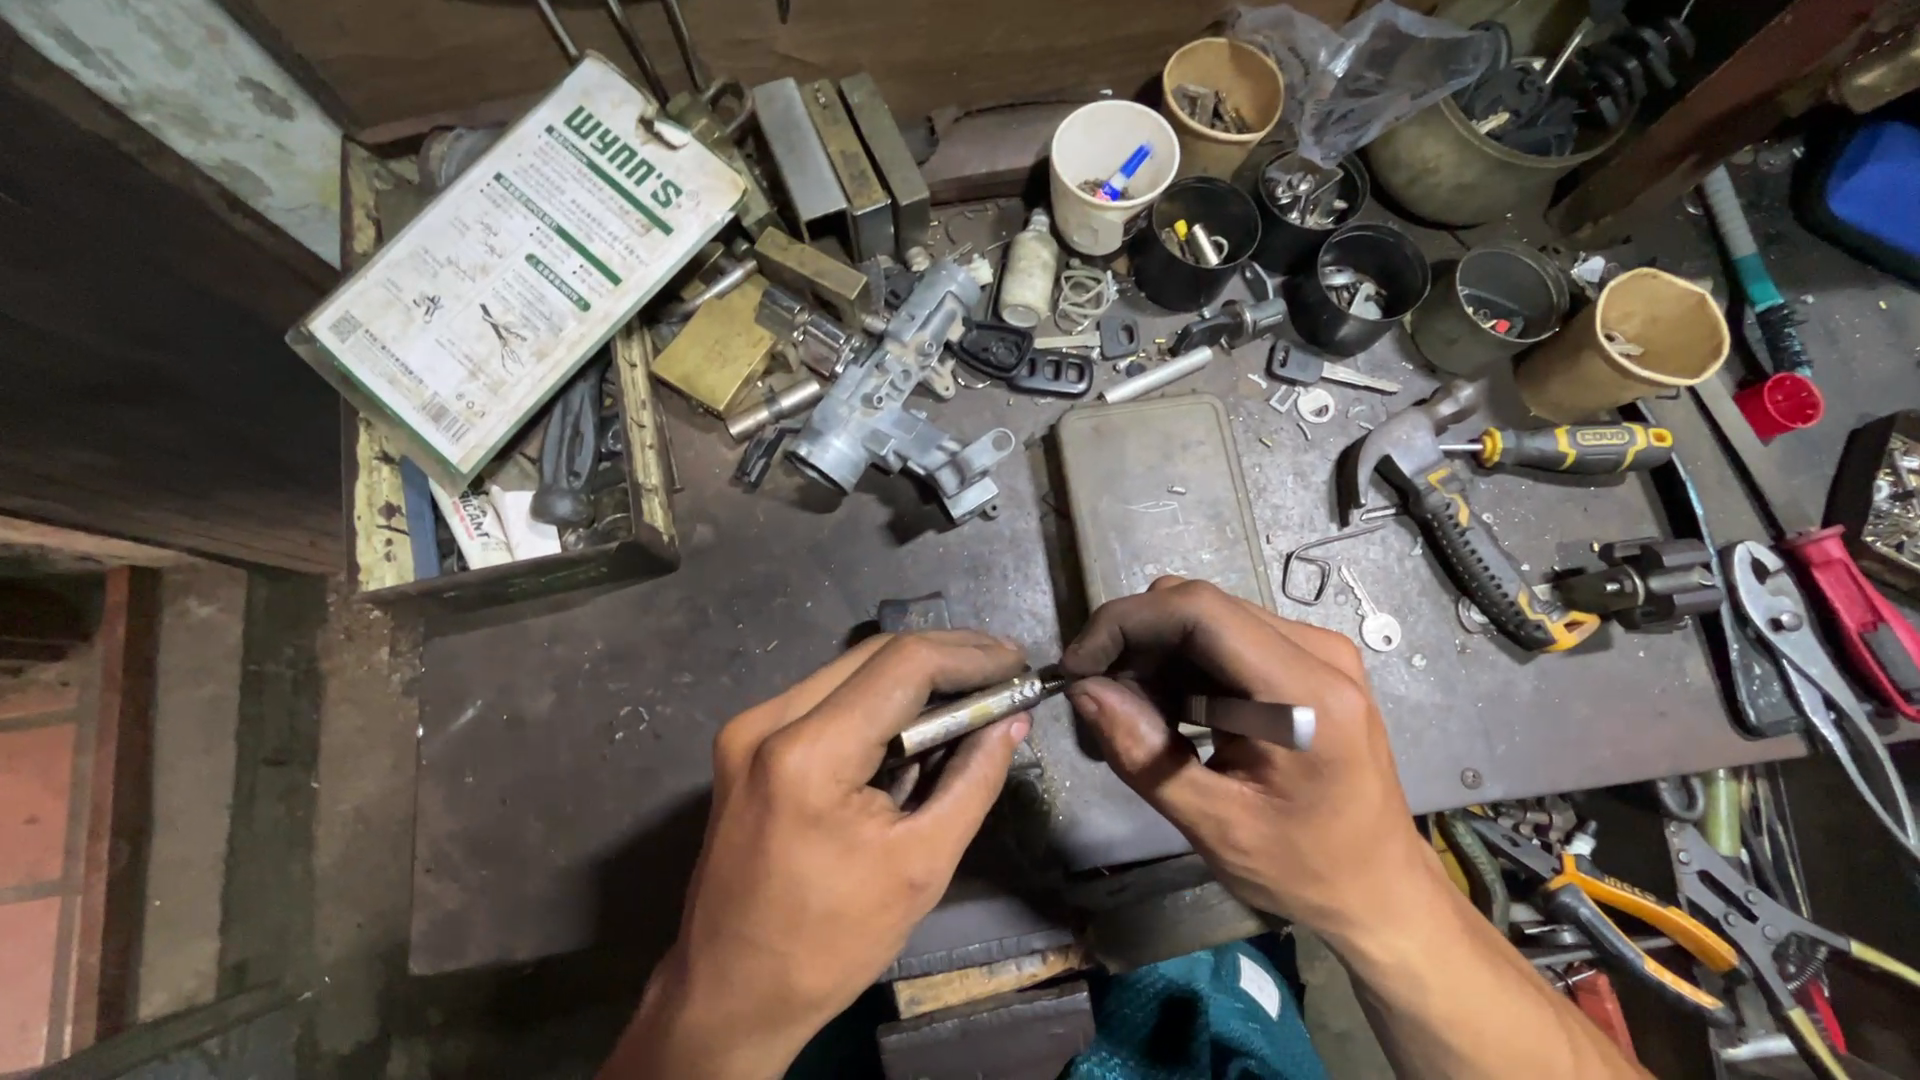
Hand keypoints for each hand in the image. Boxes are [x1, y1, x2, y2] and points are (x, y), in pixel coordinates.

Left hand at [608, 631, 1032, 1079]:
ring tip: (975, 687)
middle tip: (1005, 670)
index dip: (969, 655)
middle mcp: (768, 720)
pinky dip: (878, 700)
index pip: (903, 665)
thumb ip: (973, 780)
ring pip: (850, 670)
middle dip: (947, 656)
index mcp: (808, 752)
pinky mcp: (746, 742)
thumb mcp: (922, 865)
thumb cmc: (830, 943)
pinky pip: (826, 698)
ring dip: (914, 674)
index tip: (1018, 663)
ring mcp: (749, 728)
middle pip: (875, 655)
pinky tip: (920, 715)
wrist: (730, 991)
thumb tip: (1012, 720)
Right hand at [1060, 576, 1439, 941]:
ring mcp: (1314, 650)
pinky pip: (1221, 639)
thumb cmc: (1307, 868)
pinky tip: (1167, 714)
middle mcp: (1316, 650)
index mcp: (1304, 693)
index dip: (1125, 623)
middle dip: (1132, 644)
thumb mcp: (1216, 826)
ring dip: (1152, 657)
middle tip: (1099, 701)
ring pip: (1202, 618)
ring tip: (1132, 717)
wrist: (1380, 888)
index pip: (1197, 611)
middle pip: (1196, 607)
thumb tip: (1084, 689)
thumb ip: (1144, 754)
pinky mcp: (1302, 660)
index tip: (1077, 668)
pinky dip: (1179, 667)